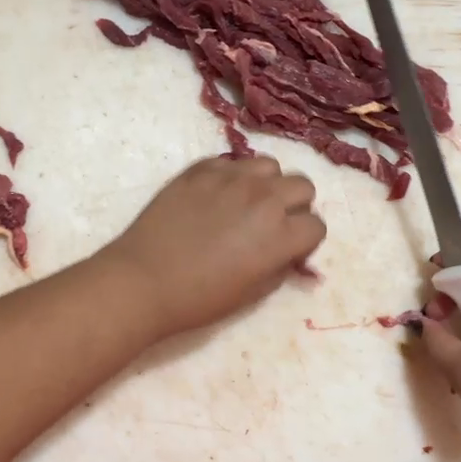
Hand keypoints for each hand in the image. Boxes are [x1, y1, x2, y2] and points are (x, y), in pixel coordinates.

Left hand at [99, 156, 325, 338]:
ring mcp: (231, 179)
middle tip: (271, 223)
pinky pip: (230, 163)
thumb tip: (289, 253)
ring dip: (265, 184)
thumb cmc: (199, 299)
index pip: (316, 225)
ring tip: (244, 203)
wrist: (144, 280)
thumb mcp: (253, 293)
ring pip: (269, 165)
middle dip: (294, 205)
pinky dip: (231, 177)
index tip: (288, 249)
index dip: (305, 240)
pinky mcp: (200, 169)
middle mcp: (263, 198)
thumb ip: (280, 266)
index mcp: (281, 234)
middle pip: (302, 185)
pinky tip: (214, 198)